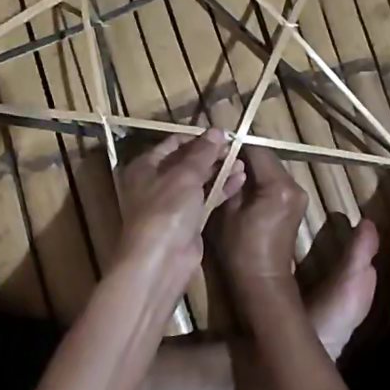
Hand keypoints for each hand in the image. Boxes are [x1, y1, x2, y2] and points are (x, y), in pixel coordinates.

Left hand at [110, 130, 242, 290]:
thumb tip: (217, 130)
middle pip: (187, 162)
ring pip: (199, 180)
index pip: (172, 143)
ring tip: (242, 162)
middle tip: (236, 147)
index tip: (221, 133)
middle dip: (212, 154)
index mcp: (146, 167)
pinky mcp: (188, 220)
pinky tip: (241, 180)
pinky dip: (222, 189)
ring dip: (220, 171)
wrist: (162, 259)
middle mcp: (157, 183)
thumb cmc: (167, 210)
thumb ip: (203, 152)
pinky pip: (207, 198)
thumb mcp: (185, 175)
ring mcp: (173, 203)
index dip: (196, 137)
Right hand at [209, 146, 308, 292]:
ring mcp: (299, 195)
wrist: (264, 281)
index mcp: (278, 186)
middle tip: (219, 160)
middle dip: (244, 157)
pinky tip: (242, 188)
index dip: (236, 147)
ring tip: (228, 173)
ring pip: (273, 170)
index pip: (258, 152)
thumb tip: (227, 161)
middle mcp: (294, 186)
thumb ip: (230, 182)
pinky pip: (277, 183)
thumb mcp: (227, 213)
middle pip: (268, 159)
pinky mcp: (297, 204)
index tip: (216, 148)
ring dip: (253, 169)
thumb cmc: (241, 250)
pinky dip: (261, 182)